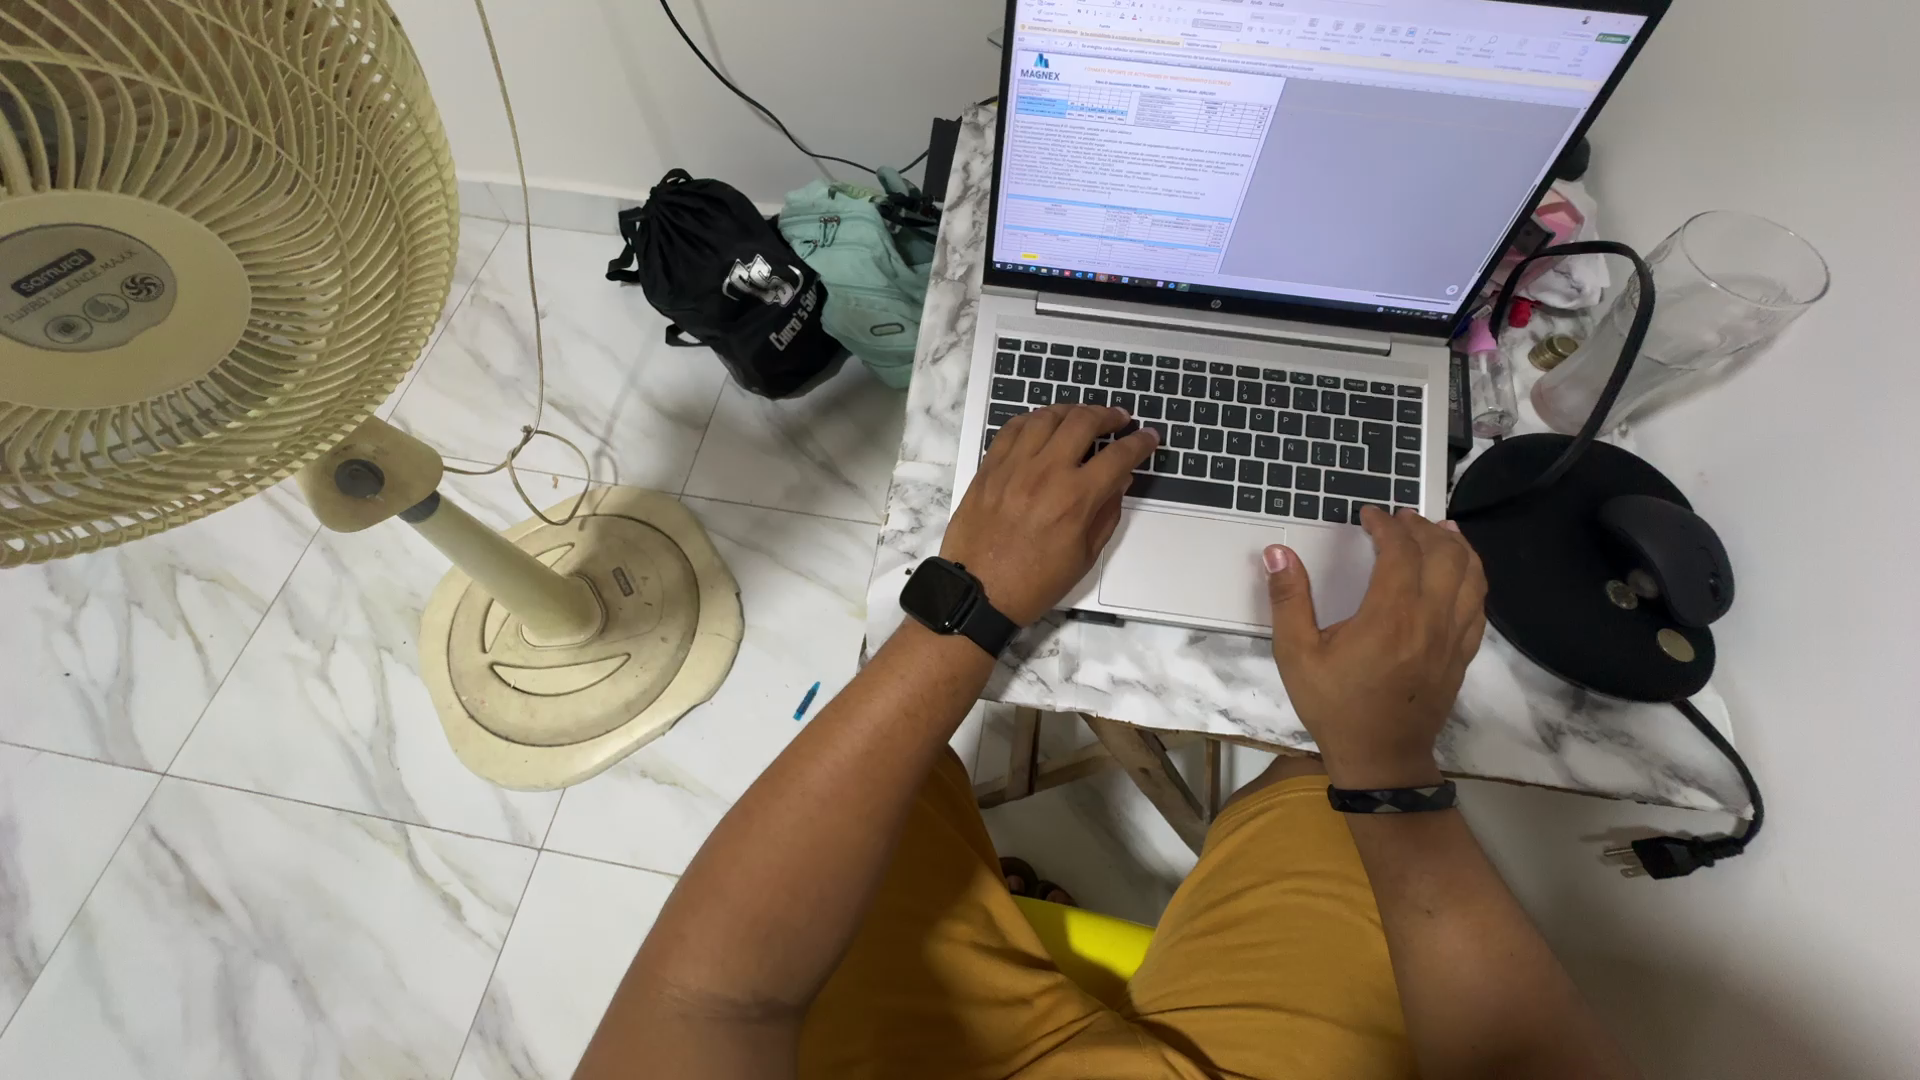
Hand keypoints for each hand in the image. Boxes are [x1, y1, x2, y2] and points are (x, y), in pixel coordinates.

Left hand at [942, 405, 1157, 625]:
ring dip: (1070, 410)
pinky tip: (1043, 424)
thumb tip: (1120, 480)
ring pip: (1046, 417)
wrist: (977, 592)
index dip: (1140, 443)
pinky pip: (1012, 429)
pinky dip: (1033, 420)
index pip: (1118, 456)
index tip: (1150, 437)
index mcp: (1075, 498)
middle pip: (1083, 422)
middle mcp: (1045, 472)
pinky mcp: (989, 468)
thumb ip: (1106, 513)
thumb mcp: (1084, 556)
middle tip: (1118, 419)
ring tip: (1082, 415)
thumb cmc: (1035, 582)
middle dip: (1108, 415)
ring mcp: (1013, 466)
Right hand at [1263, 507, 1486, 788]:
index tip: (1368, 514)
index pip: (1400, 552)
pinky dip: (1472, 576)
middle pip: (1444, 555)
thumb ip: (1288, 599)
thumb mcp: (1295, 653)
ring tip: (1437, 529)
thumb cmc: (1333, 704)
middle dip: (1423, 528)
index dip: (1387, 525)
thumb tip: (1277, 553)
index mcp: (1389, 616)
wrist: (1380, 756)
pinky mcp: (1462, 653)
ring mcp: (1453, 638)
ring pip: (1471, 576)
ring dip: (1456, 546)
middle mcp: (1430, 620)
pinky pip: (1479, 603)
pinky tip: (1458, 570)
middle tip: (1399, 517)